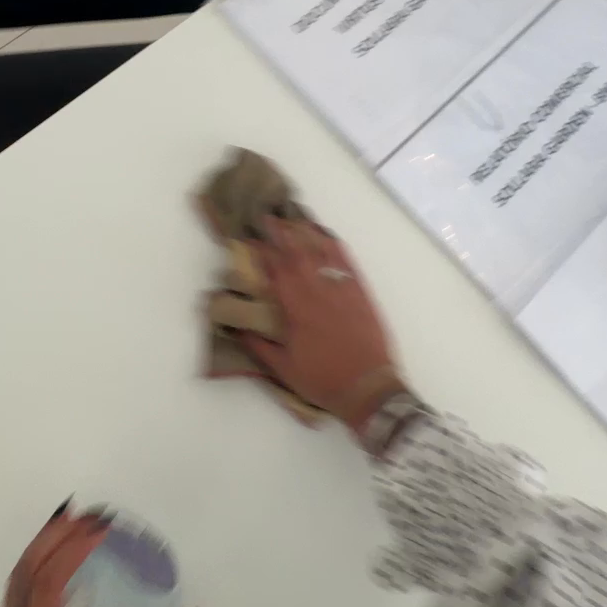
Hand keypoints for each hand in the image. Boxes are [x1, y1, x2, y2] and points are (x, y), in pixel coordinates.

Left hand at [5, 503, 195, 606]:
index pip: (50, 584)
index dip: (73, 548)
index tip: (99, 528)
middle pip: (23, 579)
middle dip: (53, 539)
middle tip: (84, 516)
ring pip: (12, 591)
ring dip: (37, 553)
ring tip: (63, 529)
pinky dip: (28, 578)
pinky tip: (45, 570)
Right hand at [241, 218, 404, 429]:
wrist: (368, 387)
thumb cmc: (323, 380)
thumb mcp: (284, 369)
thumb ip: (260, 346)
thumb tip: (238, 327)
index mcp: (297, 310)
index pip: (276, 272)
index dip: (263, 253)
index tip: (251, 239)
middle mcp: (318, 293)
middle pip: (297, 255)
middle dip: (282, 234)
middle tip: (269, 218)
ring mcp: (342, 290)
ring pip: (322, 253)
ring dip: (307, 234)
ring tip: (295, 220)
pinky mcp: (361, 293)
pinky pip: (347, 262)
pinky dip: (336, 246)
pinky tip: (328, 236)